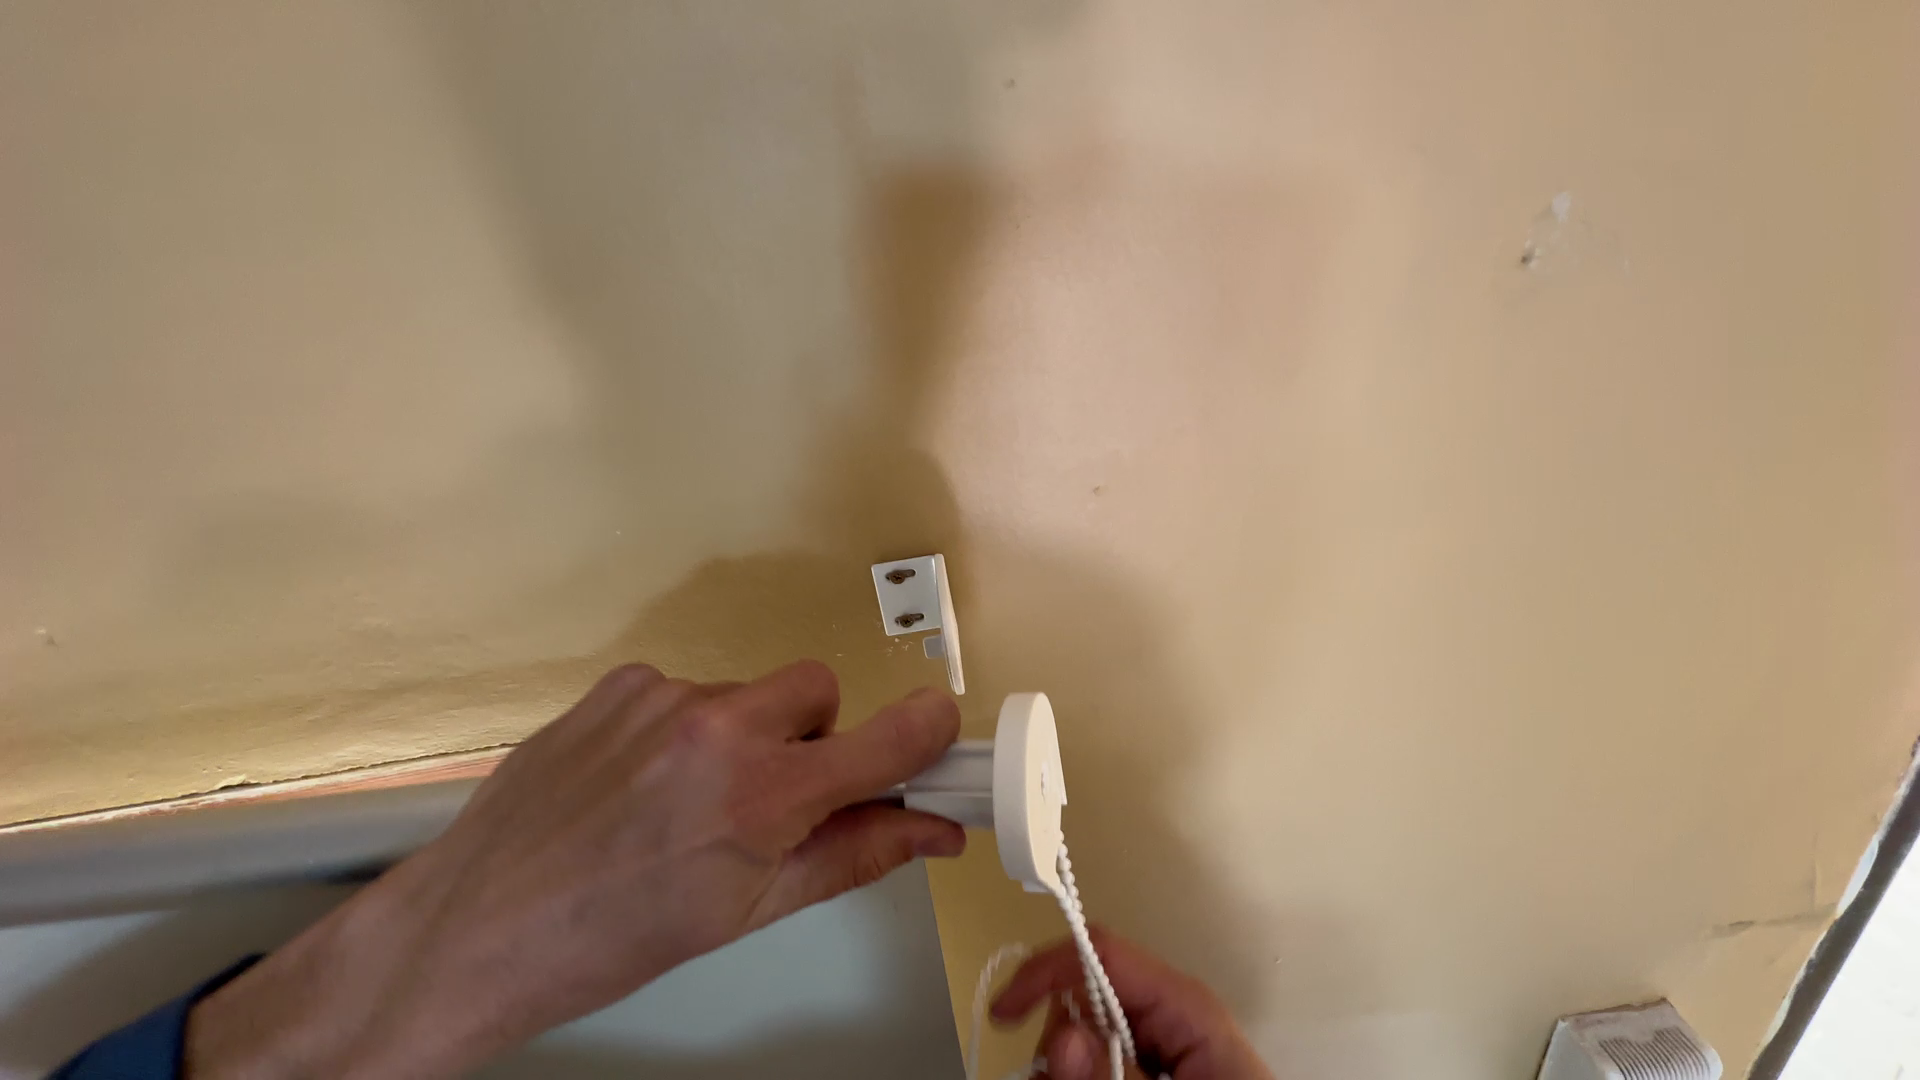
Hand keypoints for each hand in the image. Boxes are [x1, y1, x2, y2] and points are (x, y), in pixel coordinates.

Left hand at [185, 660, 964, 1077]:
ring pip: (752, 692)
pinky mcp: (622, 682)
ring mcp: (664, 696)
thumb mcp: (751, 913)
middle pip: (819, 689)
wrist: (470, 929)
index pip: (886, 738)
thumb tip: (934, 829)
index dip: (927, 730)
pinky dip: (689, 727)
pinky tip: (644, 777)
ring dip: (746, 734)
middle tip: (774, 794)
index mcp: (761, 799)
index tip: (939, 731)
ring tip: (689, 795)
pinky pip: (691, 690)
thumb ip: (855, 854)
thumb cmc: (618, 939)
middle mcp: (718, 730)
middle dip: (813, 736)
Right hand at [991, 928, 1272, 1079]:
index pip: (1101, 950)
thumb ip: (1118, 1073)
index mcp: (1182, 1002)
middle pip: (1083, 996)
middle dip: (1056, 1039)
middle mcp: (1165, 1009)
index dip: (1046, 969)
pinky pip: (1100, 1055)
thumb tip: (1063, 1034)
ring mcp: (1159, 1038)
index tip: (1004, 1013)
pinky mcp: (1150, 1062)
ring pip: (1083, 1032)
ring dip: (1065, 1065)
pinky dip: (1080, 1073)